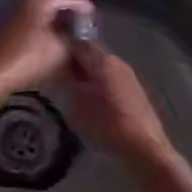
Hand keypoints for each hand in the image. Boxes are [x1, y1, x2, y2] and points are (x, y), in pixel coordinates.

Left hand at [0, 0, 94, 103]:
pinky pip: (32, 34)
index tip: (96, 19)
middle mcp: (24, 6)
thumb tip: (82, 39)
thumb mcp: (62, 50)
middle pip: (55, 10)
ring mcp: (13, 20)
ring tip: (72, 49)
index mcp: (39, 3)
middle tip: (85, 35)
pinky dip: (44, 42)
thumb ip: (77, 41)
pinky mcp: (5, 35)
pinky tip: (53, 56)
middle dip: (71, 23)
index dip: (85, 8)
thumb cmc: (29, 59)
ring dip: (58, 35)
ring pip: (43, 24)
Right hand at [66, 41, 178, 172]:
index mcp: (104, 61)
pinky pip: (109, 78)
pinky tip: (88, 98)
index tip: (47, 58)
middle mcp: (118, 62)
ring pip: (100, 67)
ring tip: (69, 86)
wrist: (145, 148)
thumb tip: (60, 71)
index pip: (78, 44)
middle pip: (91, 54)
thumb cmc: (107, 124)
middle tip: (55, 73)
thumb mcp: (77, 103)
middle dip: (73, 61)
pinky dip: (96, 83)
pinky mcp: (134, 91)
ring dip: (85, 73)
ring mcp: (129, 76)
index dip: (61, 49)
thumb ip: (67, 82)